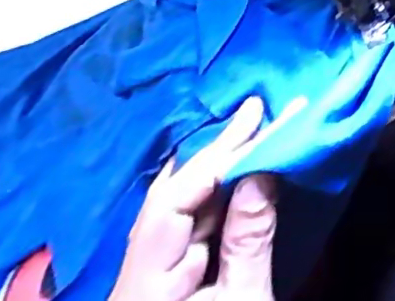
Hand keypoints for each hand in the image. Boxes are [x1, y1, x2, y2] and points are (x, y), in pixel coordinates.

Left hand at [110, 98, 280, 300]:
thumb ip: (251, 237)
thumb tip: (262, 171)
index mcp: (142, 290)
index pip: (176, 201)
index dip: (220, 154)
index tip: (261, 116)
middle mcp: (133, 280)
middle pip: (169, 201)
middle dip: (216, 154)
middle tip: (258, 112)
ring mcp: (143, 286)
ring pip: (176, 214)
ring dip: (218, 172)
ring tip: (254, 131)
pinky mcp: (159, 291)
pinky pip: (185, 232)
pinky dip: (215, 200)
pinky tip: (238, 176)